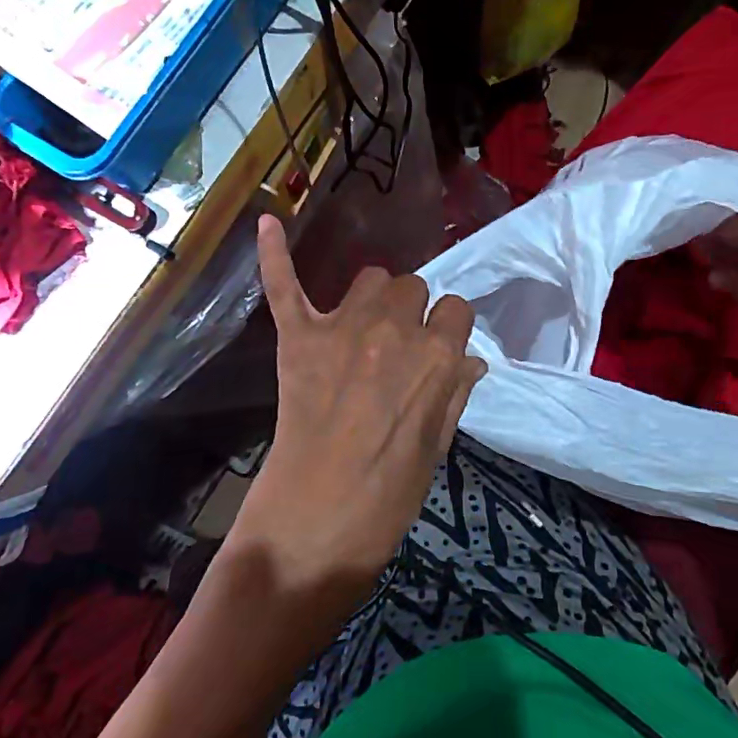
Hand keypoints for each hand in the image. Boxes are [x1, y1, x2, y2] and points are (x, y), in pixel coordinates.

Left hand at [226, 215, 486, 615]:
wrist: (319, 515)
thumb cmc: (390, 493)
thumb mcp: (438, 444)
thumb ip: (453, 392)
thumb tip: (469, 362)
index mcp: (439, 355)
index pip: (454, 309)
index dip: (444, 330)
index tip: (433, 352)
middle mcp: (394, 327)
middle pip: (411, 287)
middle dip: (408, 312)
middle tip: (393, 349)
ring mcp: (342, 328)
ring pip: (368, 279)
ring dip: (370, 299)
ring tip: (358, 331)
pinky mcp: (297, 337)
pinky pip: (284, 284)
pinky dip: (274, 254)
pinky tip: (269, 221)